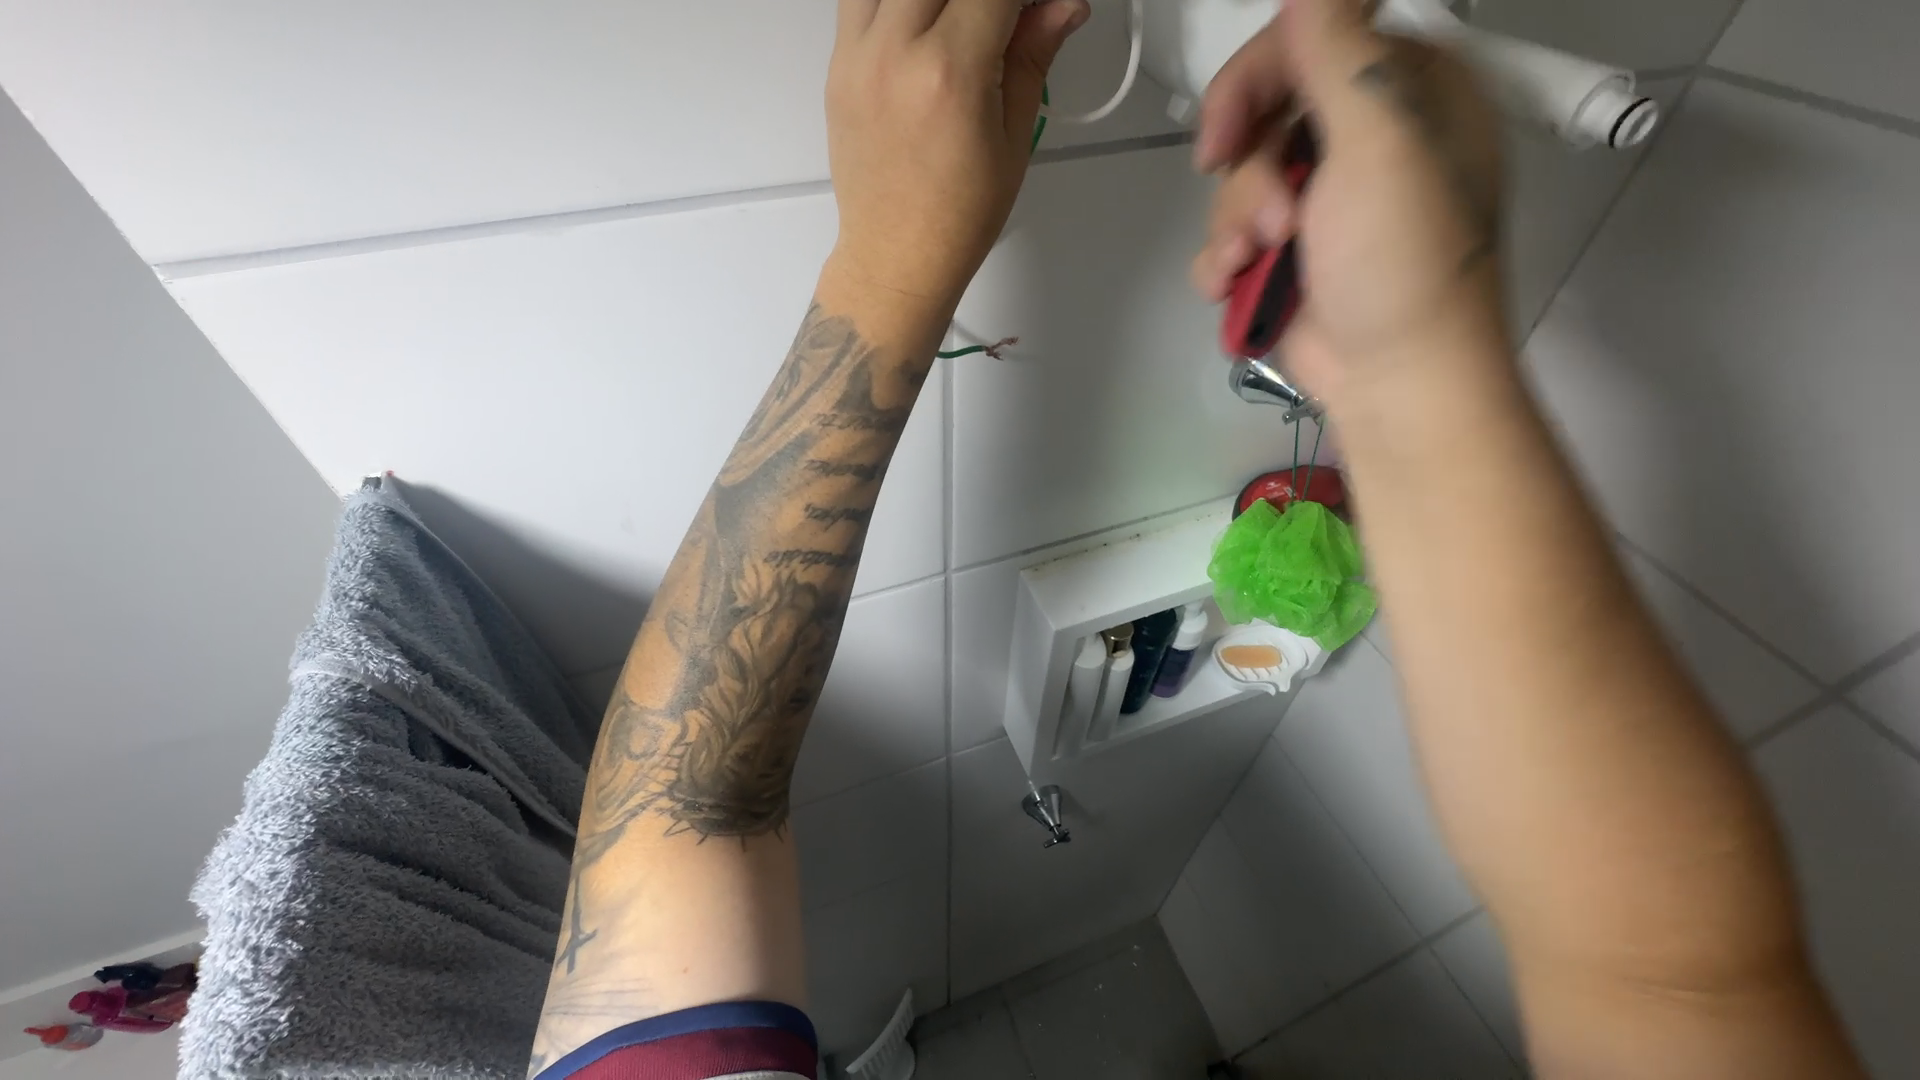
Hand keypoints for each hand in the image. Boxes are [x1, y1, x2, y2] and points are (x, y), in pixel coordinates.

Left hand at [826, 0, 1089, 310]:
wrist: (896, 258)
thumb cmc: (958, 217)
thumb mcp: (1013, 141)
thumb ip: (1033, 56)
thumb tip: (1064, 5)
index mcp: (950, 73)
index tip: (1036, 9)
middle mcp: (896, 52)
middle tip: (1001, 19)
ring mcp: (857, 56)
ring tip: (958, 24)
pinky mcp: (836, 67)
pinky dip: (895, 0)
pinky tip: (921, 27)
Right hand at [1191, 0, 1506, 409]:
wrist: (1393, 380)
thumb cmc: (1401, 261)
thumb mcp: (1381, 143)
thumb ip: (1339, 53)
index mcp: (1405, 94)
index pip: (1308, 45)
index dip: (1253, 83)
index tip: (1220, 136)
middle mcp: (1362, 141)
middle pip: (1262, 118)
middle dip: (1246, 177)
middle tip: (1265, 225)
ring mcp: (1322, 203)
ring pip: (1237, 183)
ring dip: (1232, 226)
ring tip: (1256, 265)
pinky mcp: (1288, 256)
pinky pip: (1229, 237)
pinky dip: (1222, 263)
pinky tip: (1234, 287)